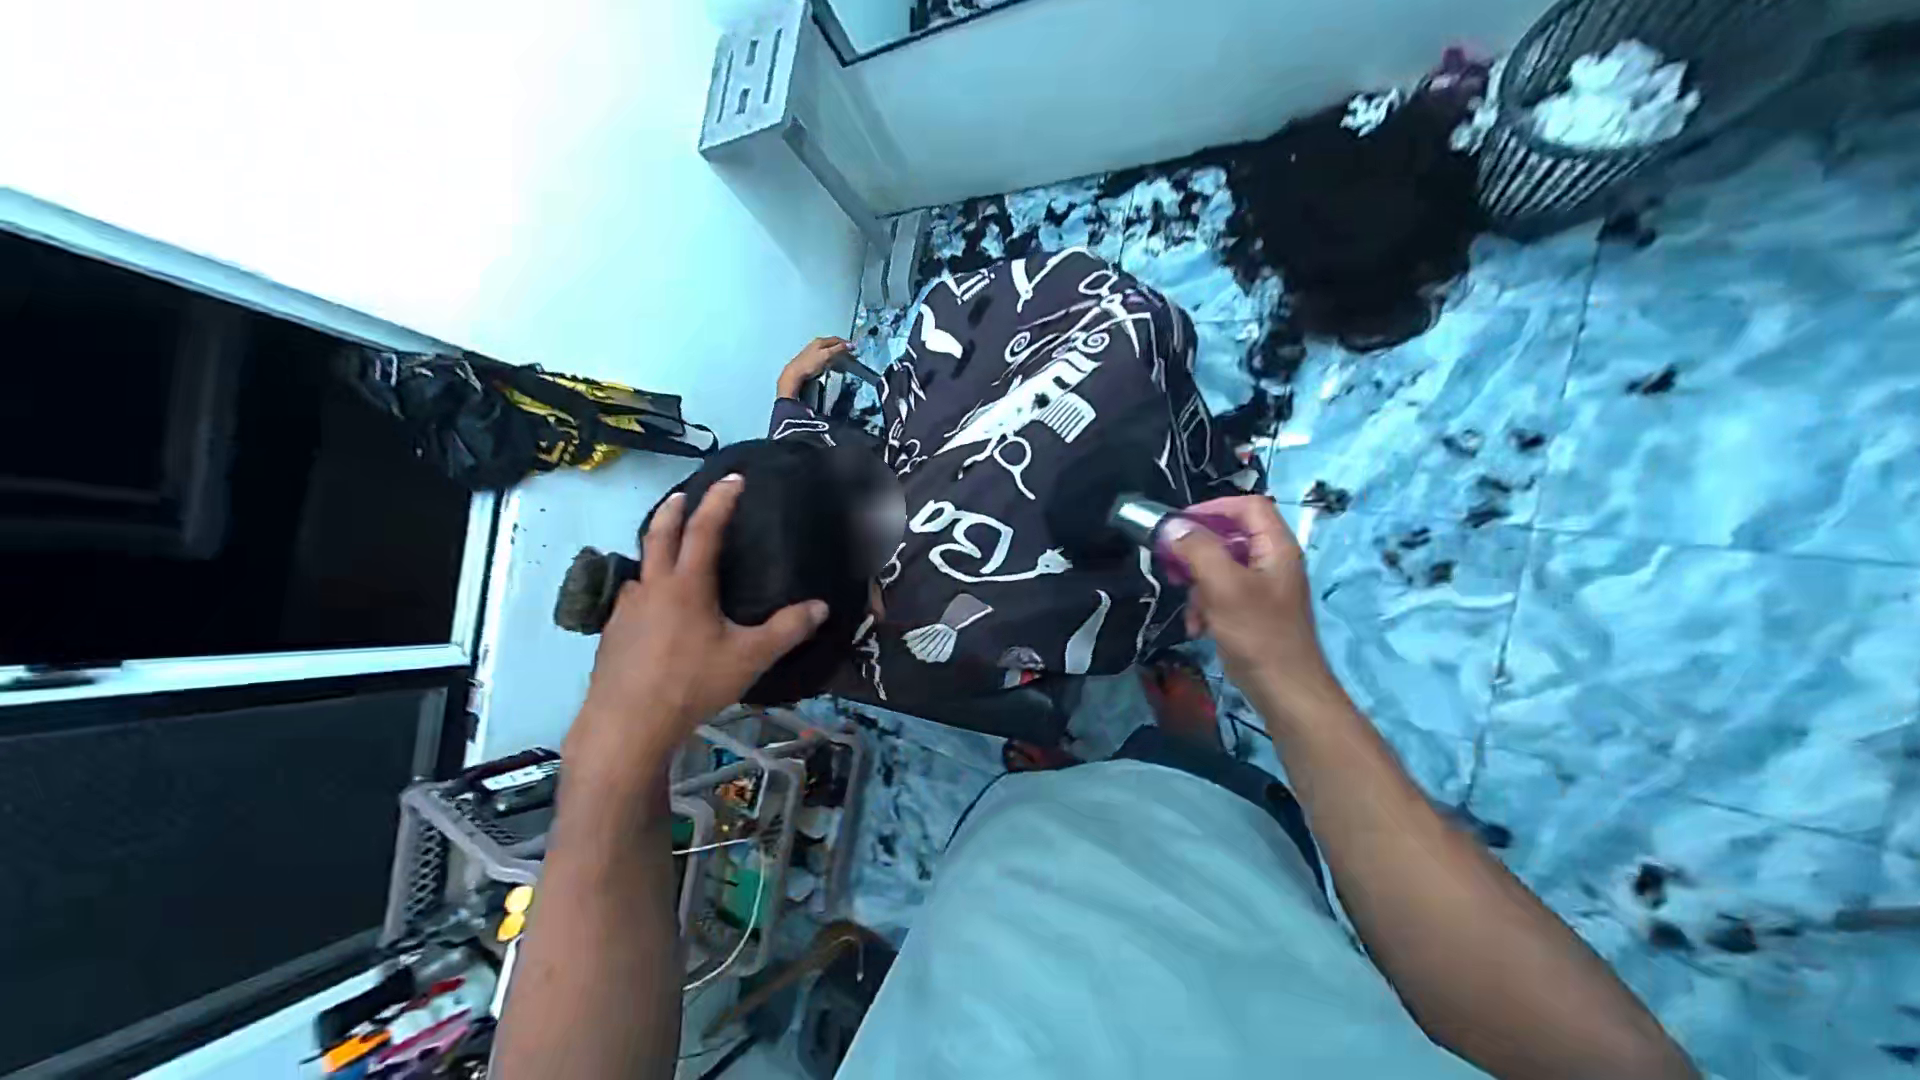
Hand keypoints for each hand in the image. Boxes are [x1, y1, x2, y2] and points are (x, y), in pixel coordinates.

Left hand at [564, 475, 829, 780]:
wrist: (626, 724)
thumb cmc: (691, 683)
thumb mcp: (749, 658)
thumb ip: (787, 630)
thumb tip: (822, 607)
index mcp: (687, 584)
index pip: (705, 529)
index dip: (720, 500)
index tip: (733, 479)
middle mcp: (653, 586)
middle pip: (660, 534)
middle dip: (674, 508)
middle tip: (685, 493)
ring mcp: (627, 608)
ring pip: (644, 567)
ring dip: (657, 549)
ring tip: (673, 555)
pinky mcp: (612, 632)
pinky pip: (634, 598)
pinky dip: (649, 588)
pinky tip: (658, 610)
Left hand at [777, 336, 851, 399]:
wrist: (795, 374)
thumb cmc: (811, 364)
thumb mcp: (827, 355)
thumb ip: (838, 349)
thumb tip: (850, 344)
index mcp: (820, 341)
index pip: (836, 339)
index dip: (845, 343)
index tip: (853, 347)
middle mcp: (816, 344)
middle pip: (832, 344)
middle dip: (841, 349)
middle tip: (849, 355)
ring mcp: (812, 352)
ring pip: (828, 351)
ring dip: (836, 355)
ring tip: (842, 362)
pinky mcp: (810, 360)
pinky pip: (824, 357)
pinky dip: (830, 360)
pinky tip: (831, 366)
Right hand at [1173, 495, 1343, 729]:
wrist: (1284, 690)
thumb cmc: (1257, 634)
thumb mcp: (1222, 586)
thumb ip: (1197, 549)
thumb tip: (1172, 526)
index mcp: (1276, 547)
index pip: (1247, 506)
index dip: (1212, 508)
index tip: (1178, 524)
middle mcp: (1273, 561)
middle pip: (1230, 535)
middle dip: (1197, 549)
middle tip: (1170, 562)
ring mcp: (1263, 587)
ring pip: (1221, 565)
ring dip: (1197, 581)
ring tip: (1186, 601)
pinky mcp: (1253, 610)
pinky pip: (1222, 592)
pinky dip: (1205, 604)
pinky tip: (1197, 625)